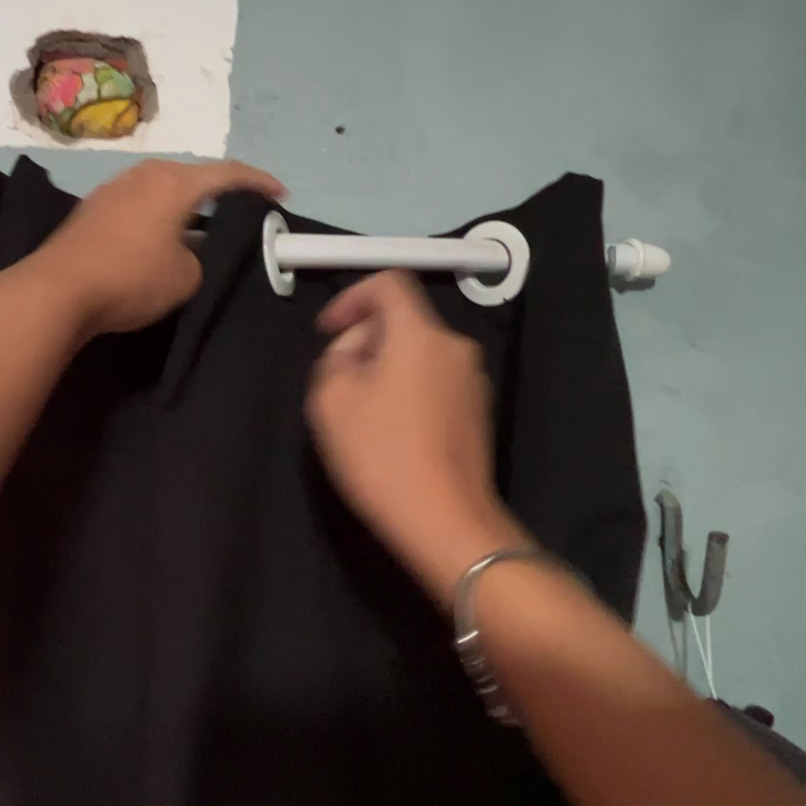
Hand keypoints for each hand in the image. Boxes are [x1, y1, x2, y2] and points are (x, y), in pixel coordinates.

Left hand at [25, 159, 285, 337]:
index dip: (259, 183)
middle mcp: (144, 174)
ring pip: (164, 189)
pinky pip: (140, 203)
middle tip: (242, 210)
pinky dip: (160, 215)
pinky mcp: (93, 208)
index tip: (281, 194)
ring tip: (204, 226)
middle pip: (193, 176)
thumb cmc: (131, 278)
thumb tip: (190, 250)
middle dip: (221, 192)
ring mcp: (114, 188)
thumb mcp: (186, 276)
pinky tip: (162, 237)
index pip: (228, 174)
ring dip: (187, 205)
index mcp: (175, 183)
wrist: (57, 291)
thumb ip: (201, 256)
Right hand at [305, 271, 529, 602]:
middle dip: (364, 340)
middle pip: (402, 321)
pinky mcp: (479, 413)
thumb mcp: (331, 400)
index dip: (351, 298)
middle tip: (336, 379)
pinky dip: (408, 390)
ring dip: (385, 368)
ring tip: (359, 410)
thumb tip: (353, 352)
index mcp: (420, 333)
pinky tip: (390, 432)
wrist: (446, 522)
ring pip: (418, 354)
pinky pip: (434, 382)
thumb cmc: (382, 454)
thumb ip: (334, 358)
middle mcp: (454, 347)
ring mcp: (473, 381)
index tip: (327, 331)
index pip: (388, 284)